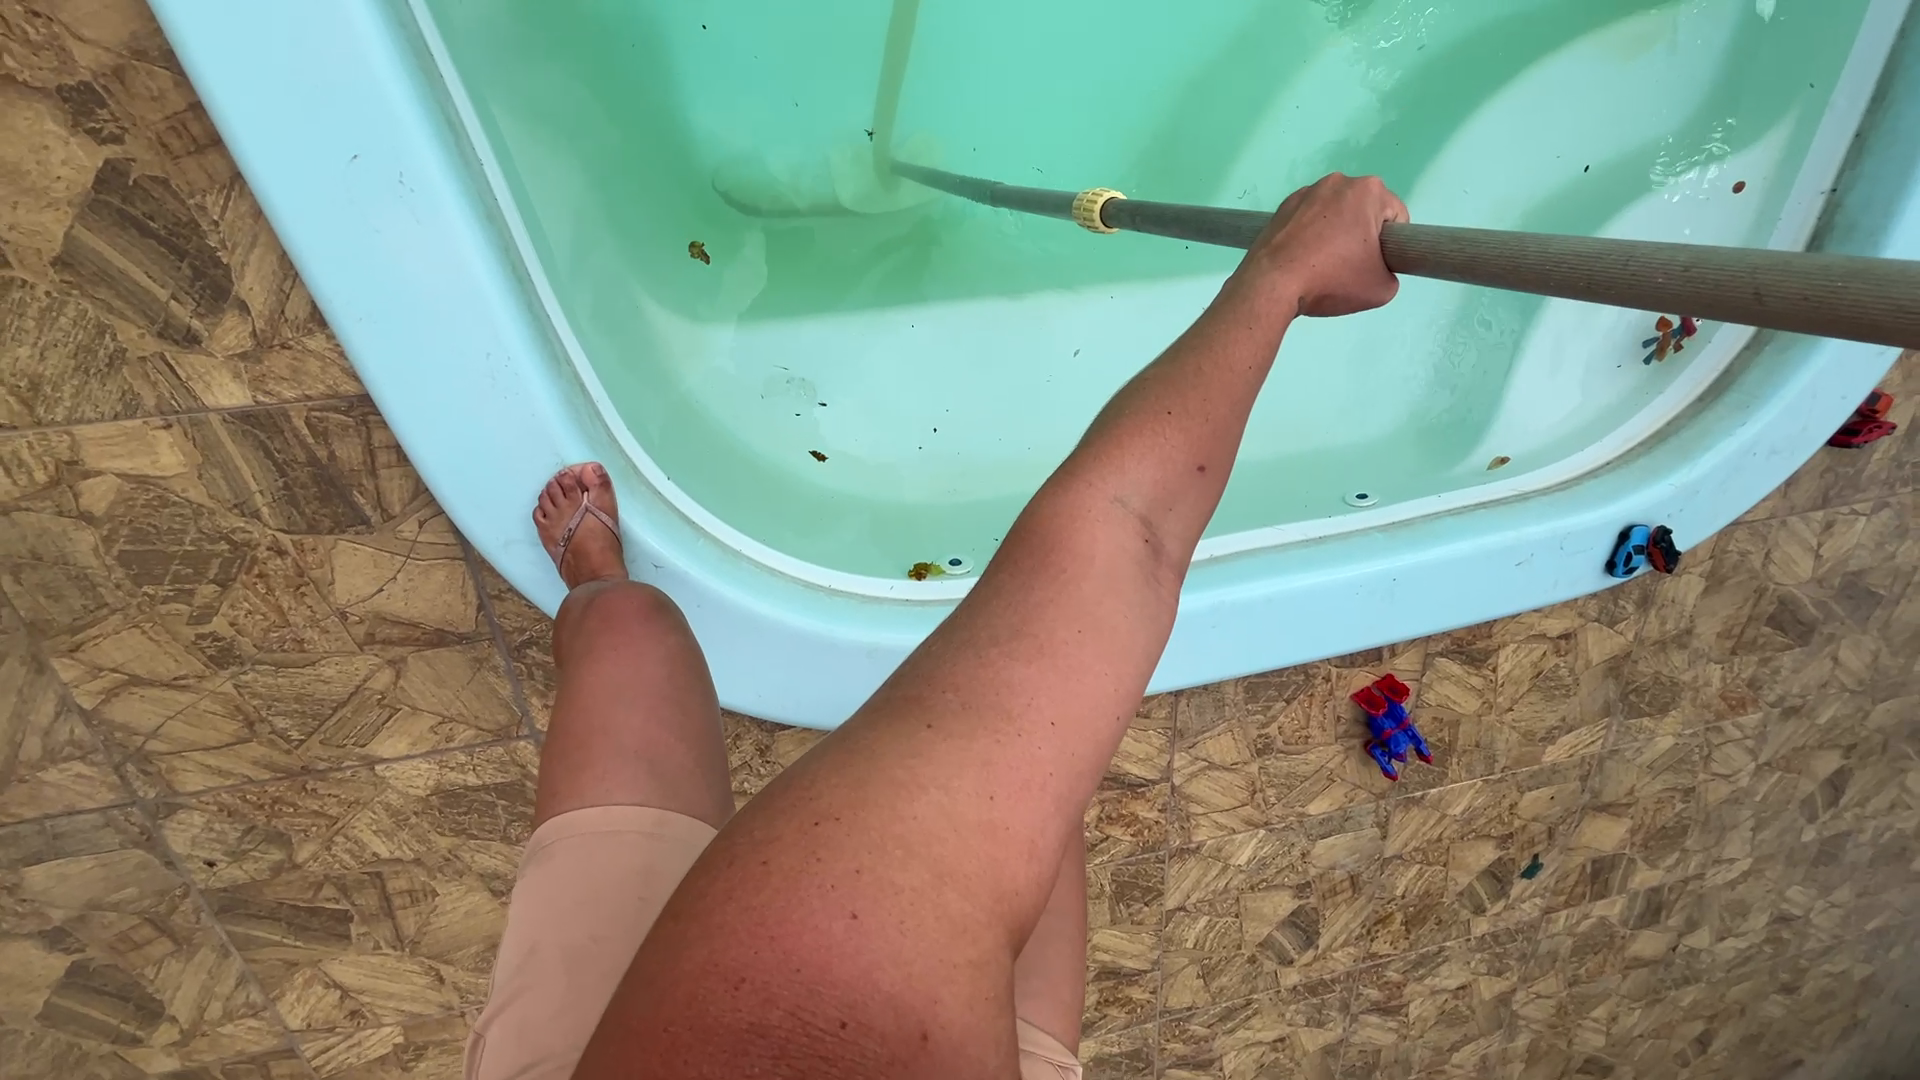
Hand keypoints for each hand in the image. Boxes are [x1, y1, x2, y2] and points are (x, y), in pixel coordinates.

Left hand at [1234, 173, 1407, 317]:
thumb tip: (1378, 272)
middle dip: (1359, 238)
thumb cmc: (1330, 280)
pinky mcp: (1280, 209)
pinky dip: (1306, 237)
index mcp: (1369, 190)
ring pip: (1331, 217)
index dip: (1390, 245)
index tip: (1372, 265)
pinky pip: (1305, 222)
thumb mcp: (1381, 289)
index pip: (1395, 217)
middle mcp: (1337, 182)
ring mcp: (1304, 193)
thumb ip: (1391, 275)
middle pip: (1361, 213)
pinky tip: (1299, 260)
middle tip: (1345, 269)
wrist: (1269, 286)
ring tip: (1318, 267)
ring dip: (1331, 236)